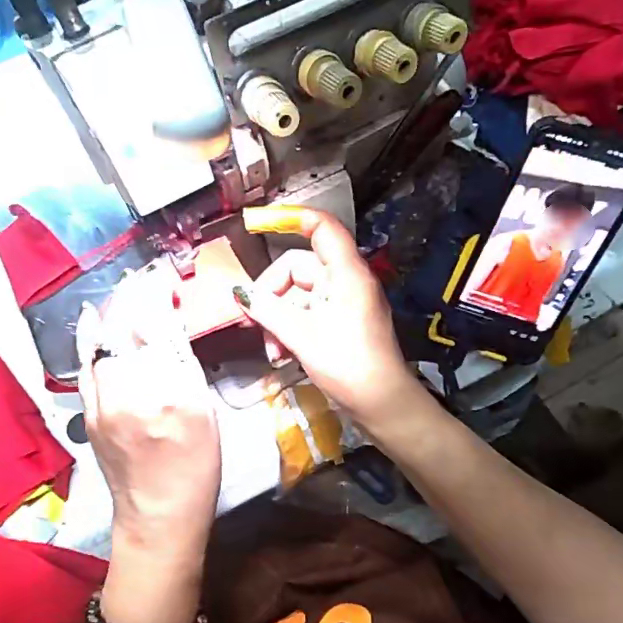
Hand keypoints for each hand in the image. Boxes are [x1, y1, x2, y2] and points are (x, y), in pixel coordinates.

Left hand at [75, 273, 218, 622]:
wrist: (156, 517)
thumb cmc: (196, 470)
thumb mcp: (207, 413)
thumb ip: (187, 367)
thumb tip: (170, 327)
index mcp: (177, 393)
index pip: (162, 328)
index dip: (159, 296)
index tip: (163, 278)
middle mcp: (138, 392)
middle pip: (131, 328)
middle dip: (137, 294)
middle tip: (146, 276)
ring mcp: (107, 402)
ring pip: (107, 341)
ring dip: (116, 310)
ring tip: (126, 290)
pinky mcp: (90, 413)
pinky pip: (87, 363)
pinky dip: (88, 335)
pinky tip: (91, 314)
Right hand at [237, 208, 420, 427]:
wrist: (382, 403)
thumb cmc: (348, 365)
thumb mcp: (301, 336)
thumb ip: (268, 310)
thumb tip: (240, 293)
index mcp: (345, 274)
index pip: (322, 228)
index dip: (292, 219)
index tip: (260, 223)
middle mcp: (346, 281)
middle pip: (298, 268)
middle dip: (273, 294)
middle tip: (255, 321)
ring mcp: (344, 301)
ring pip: (298, 294)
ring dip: (278, 319)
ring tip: (272, 349)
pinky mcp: (341, 321)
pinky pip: (308, 312)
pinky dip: (290, 328)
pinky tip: (281, 353)